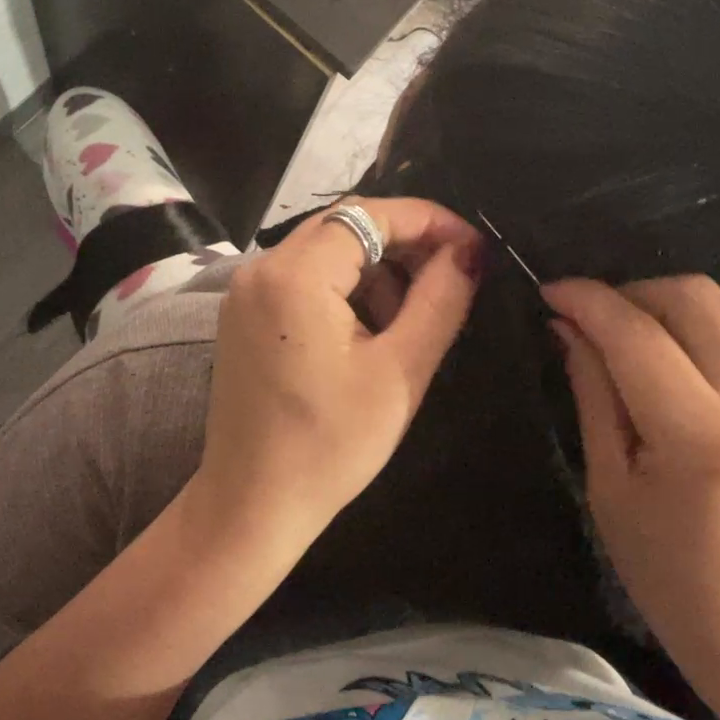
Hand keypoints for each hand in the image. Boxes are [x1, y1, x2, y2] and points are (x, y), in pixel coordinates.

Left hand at [198, 198, 484, 539]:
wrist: (252, 505)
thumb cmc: (330, 446)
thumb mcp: (400, 372)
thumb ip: (440, 300)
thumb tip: (469, 251)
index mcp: (294, 275)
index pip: (369, 214)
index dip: (429, 221)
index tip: (474, 247)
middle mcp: (261, 268)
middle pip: (346, 225)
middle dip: (405, 244)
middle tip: (454, 278)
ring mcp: (247, 290)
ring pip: (327, 250)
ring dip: (378, 270)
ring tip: (415, 317)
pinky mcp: (245, 313)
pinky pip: (305, 277)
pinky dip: (346, 289)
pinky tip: (374, 330)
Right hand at [542, 276, 719, 719]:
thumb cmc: (679, 588)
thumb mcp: (613, 494)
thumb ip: (595, 396)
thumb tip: (570, 327)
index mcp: (705, 442)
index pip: (636, 333)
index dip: (587, 299)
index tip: (552, 290)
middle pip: (694, 296)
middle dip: (633, 291)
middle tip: (600, 318)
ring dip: (677, 312)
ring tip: (644, 342)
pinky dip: (717, 344)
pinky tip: (697, 381)